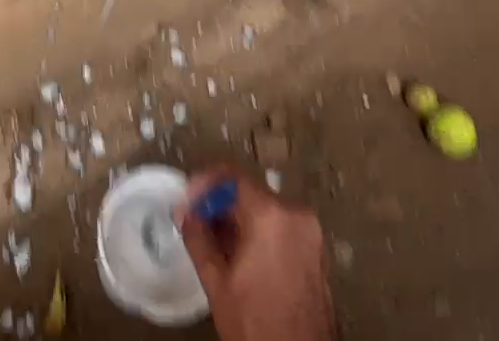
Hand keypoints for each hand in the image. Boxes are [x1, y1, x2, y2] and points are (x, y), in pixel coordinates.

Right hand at [180, 167, 336, 340]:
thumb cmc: (256, 322)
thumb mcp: (216, 281)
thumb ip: (197, 237)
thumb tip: (183, 211)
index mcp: (271, 216)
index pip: (232, 177)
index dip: (204, 183)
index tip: (186, 199)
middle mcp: (296, 215)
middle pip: (249, 192)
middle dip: (219, 204)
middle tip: (194, 221)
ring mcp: (310, 234)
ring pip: (264, 209)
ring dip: (237, 218)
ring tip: (212, 241)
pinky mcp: (316, 251)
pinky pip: (280, 226)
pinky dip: (257, 231)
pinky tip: (238, 254)